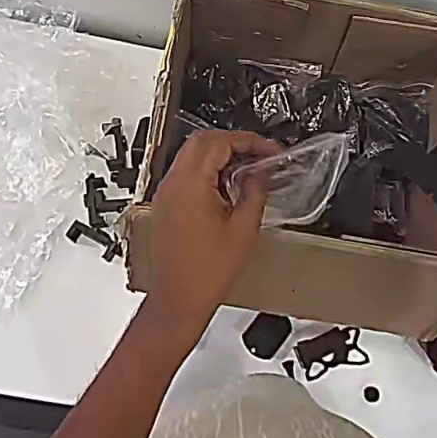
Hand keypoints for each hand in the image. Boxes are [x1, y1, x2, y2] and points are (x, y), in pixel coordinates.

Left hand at [148, 129, 279, 319]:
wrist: (181, 297)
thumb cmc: (206, 271)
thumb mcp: (244, 227)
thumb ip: (255, 190)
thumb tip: (262, 171)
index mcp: (192, 185)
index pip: (219, 142)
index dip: (249, 141)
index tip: (268, 150)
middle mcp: (174, 184)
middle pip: (203, 141)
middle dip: (235, 142)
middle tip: (260, 154)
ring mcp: (167, 193)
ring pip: (193, 154)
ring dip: (221, 154)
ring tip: (248, 170)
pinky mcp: (167, 204)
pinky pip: (187, 173)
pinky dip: (209, 169)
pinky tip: (229, 186)